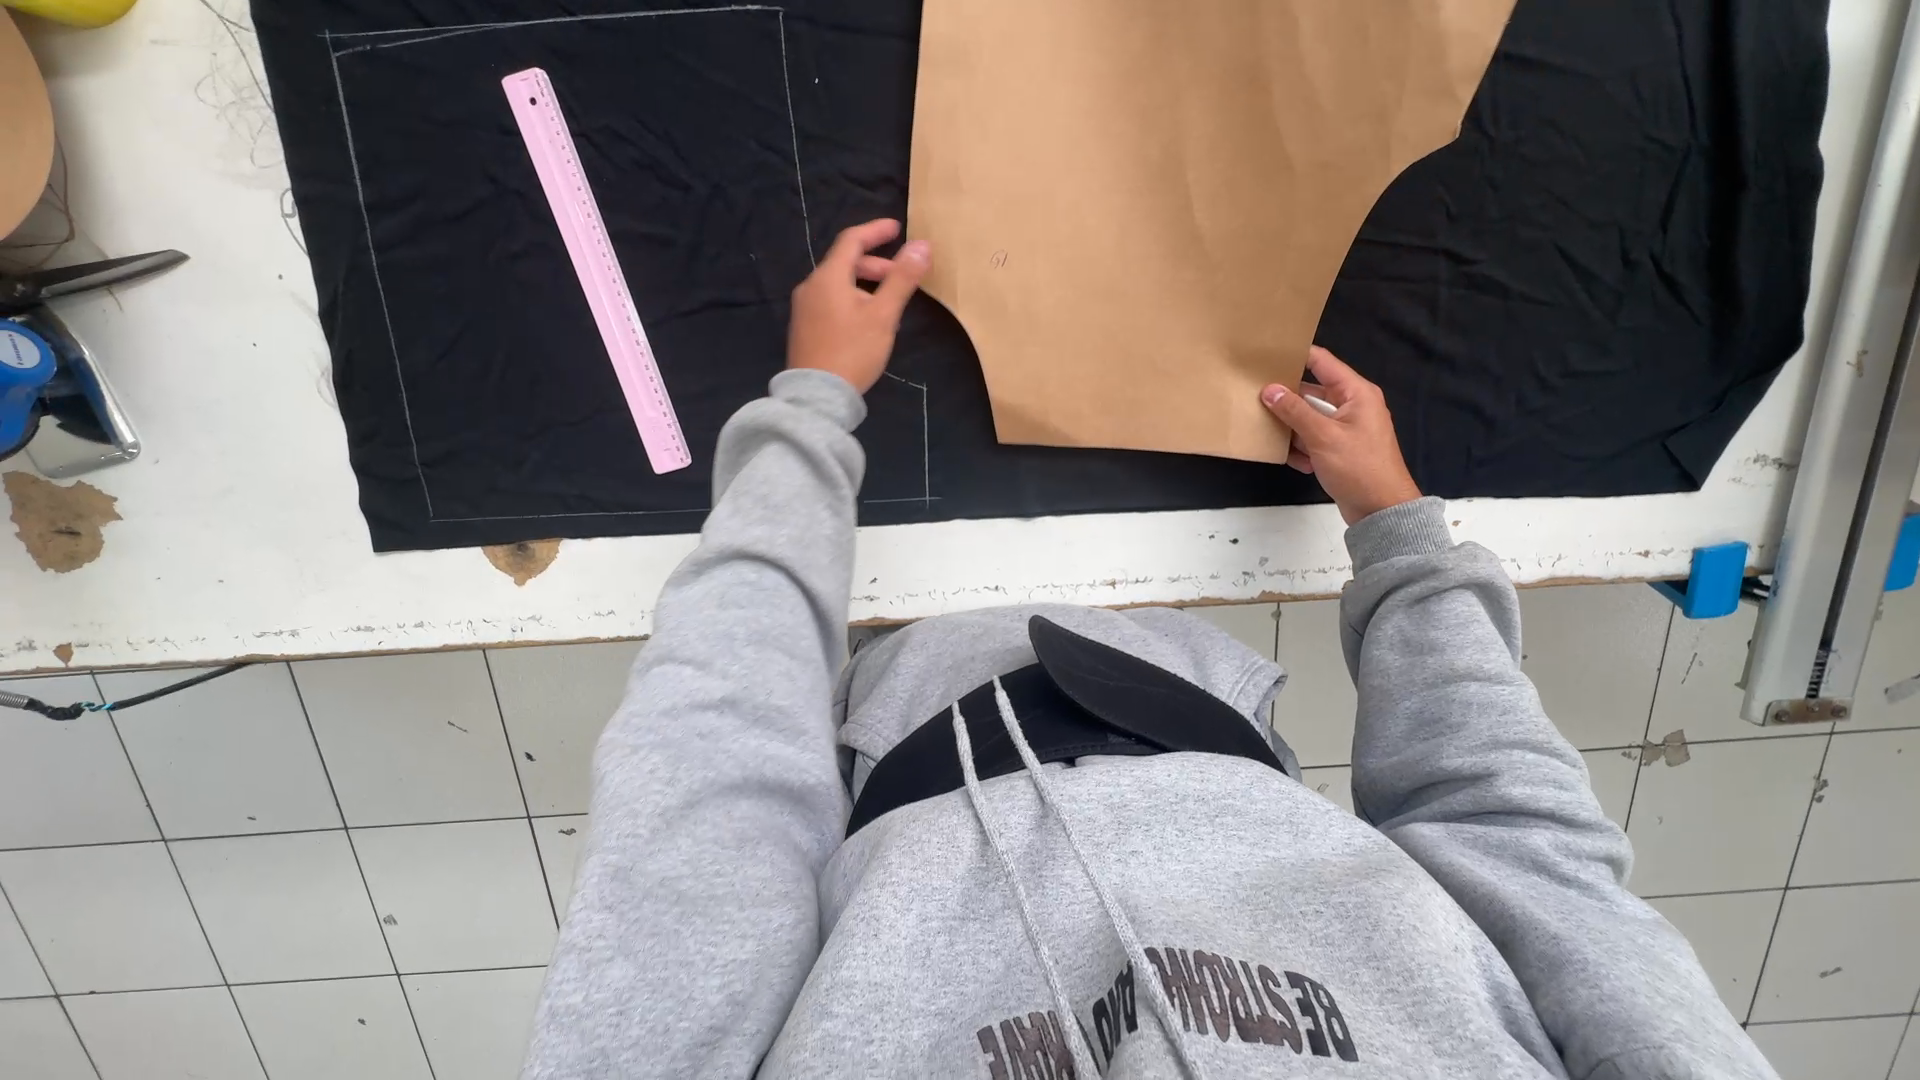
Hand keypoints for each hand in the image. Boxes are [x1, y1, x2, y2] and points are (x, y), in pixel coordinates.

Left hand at [787, 218, 930, 393]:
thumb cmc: (853, 351)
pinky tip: (867, 323)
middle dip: (876, 265)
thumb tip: (921, 245)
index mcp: (828, 277)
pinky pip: (830, 303)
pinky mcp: (804, 329)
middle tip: (901, 278)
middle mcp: (810, 287)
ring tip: (889, 305)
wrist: (817, 396)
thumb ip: (902, 279)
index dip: (876, 231)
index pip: (852, 240)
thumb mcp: (884, 315)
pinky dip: (852, 301)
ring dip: (865, 286)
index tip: (897, 228)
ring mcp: (804, 309)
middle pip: (844, 263)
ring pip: (838, 285)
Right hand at [1260, 346, 1422, 524]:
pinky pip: (1314, 439)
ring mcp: (1346, 429)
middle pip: (1312, 392)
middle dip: (1287, 397)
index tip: (1268, 352)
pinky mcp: (1340, 449)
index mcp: (1357, 393)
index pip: (1323, 362)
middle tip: (1255, 394)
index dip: (1298, 354)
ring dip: (1292, 428)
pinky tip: (1299, 462)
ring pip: (1309, 418)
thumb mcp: (1322, 436)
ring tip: (1269, 433)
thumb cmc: (1358, 467)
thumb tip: (1269, 389)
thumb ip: (1294, 411)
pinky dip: (1303, 448)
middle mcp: (1353, 406)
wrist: (1381, 509)